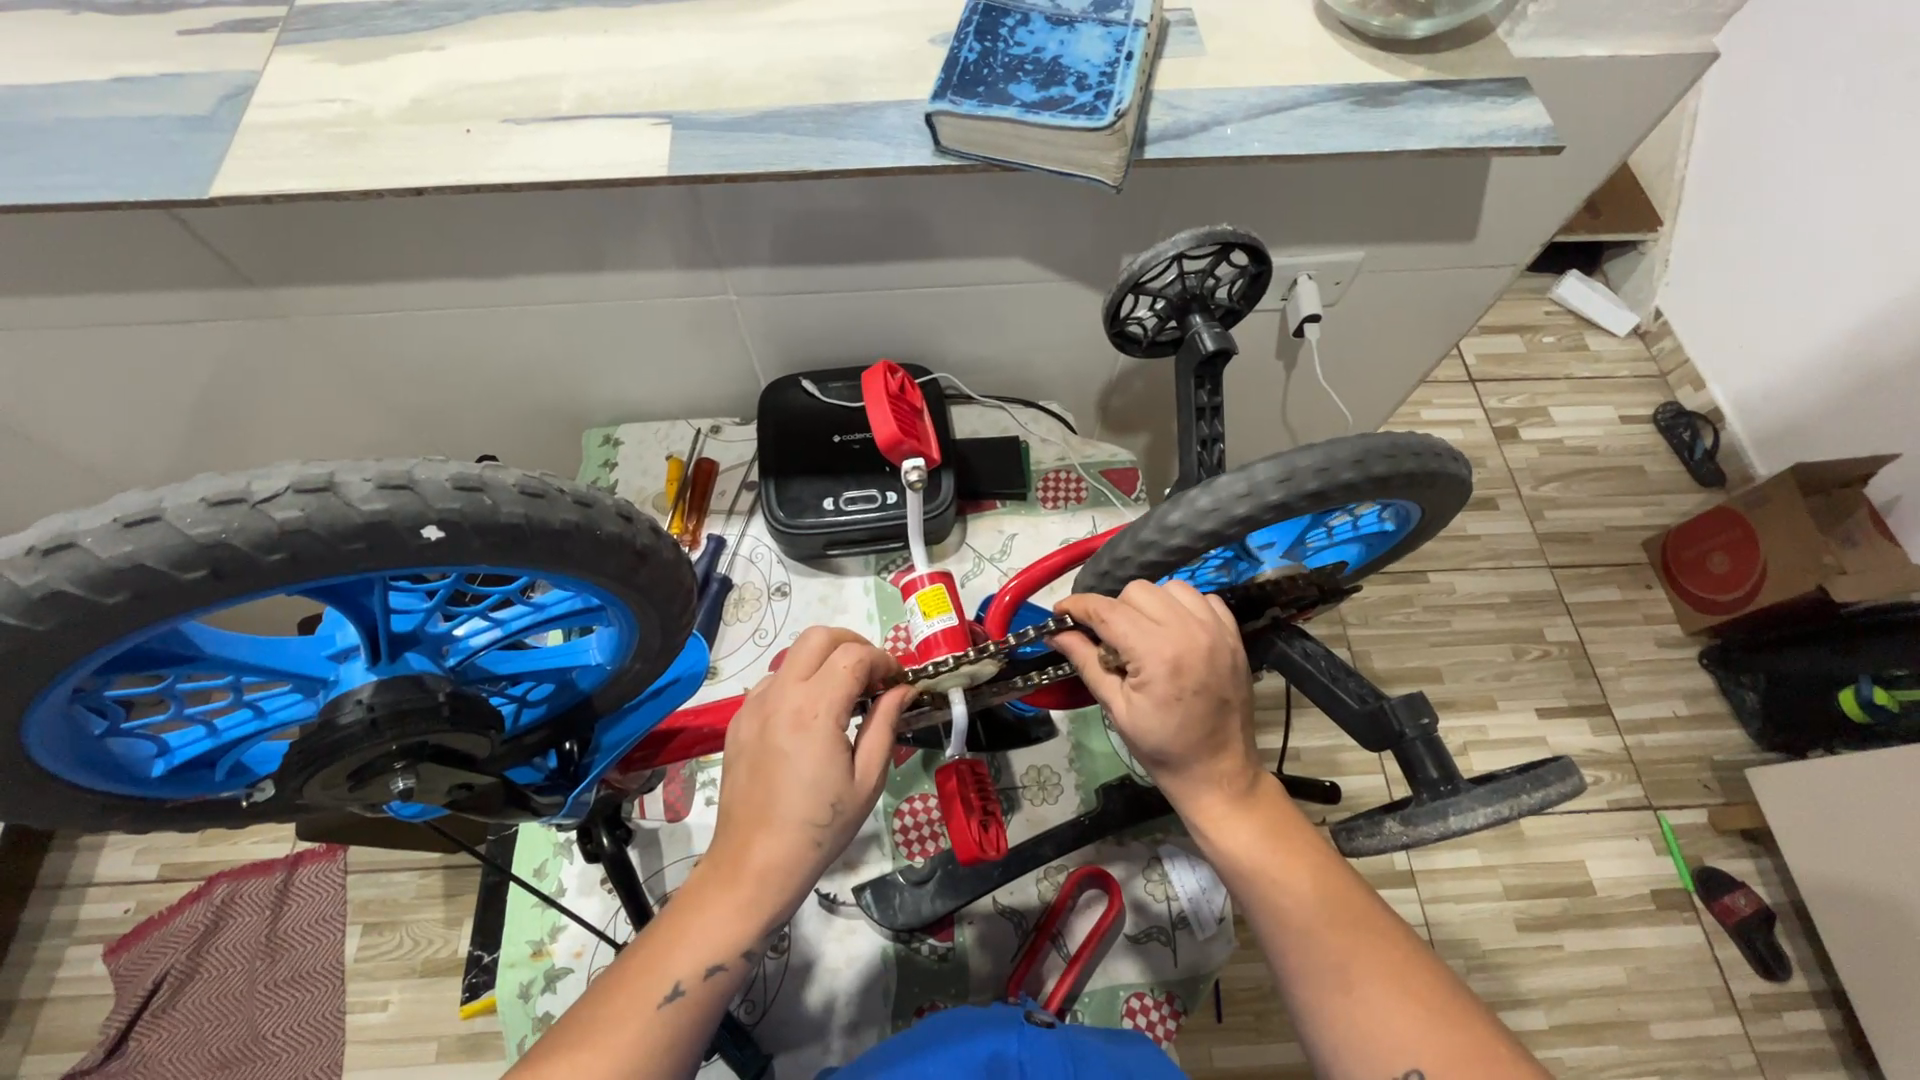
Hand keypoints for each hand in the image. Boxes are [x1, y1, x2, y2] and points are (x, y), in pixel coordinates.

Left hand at [702, 627, 913, 925]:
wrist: (755, 862)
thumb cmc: (820, 827)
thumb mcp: (868, 779)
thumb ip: (886, 724)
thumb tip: (902, 689)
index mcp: (815, 709)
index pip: (855, 655)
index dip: (884, 660)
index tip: (898, 681)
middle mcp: (780, 695)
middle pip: (818, 636)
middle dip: (853, 644)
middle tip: (873, 674)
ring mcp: (754, 706)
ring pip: (792, 655)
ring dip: (823, 661)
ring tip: (844, 695)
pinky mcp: (739, 721)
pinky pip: (773, 682)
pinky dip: (798, 682)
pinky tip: (811, 717)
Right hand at [1051, 581, 1262, 814]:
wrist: (1217, 770)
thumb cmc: (1161, 747)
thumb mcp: (1115, 708)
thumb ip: (1086, 661)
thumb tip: (1055, 632)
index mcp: (1156, 653)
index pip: (1107, 610)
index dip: (1078, 607)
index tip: (1061, 612)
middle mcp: (1188, 631)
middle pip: (1137, 591)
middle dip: (1115, 610)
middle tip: (1111, 643)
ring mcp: (1216, 630)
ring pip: (1170, 587)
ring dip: (1150, 605)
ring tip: (1145, 635)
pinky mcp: (1234, 635)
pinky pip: (1203, 598)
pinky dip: (1184, 607)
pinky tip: (1176, 633)